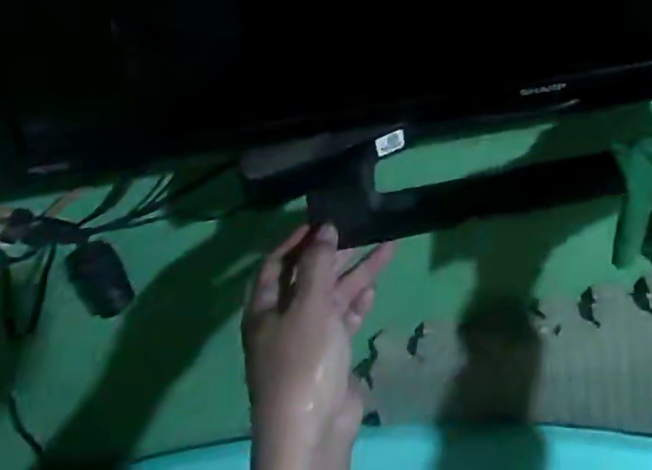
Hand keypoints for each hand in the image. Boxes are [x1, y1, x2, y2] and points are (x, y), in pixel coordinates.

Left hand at [243, 223, 394, 469]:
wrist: (313, 433)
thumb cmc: (301, 361)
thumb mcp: (307, 306)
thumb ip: (318, 264)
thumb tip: (325, 228)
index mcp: (266, 307)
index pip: (277, 263)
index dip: (297, 240)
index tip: (321, 219)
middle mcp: (285, 319)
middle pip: (310, 276)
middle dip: (334, 253)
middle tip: (359, 226)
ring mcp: (309, 338)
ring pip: (333, 296)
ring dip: (357, 273)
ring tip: (386, 246)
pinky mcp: (331, 356)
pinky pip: (345, 320)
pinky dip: (358, 303)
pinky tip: (375, 286)